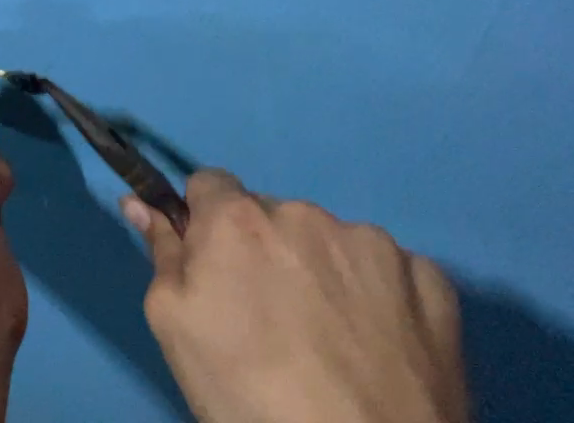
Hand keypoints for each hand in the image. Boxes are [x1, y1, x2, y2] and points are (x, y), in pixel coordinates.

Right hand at [124, 170, 468, 422]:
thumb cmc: (246, 392)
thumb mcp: (174, 323)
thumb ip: (161, 252)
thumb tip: (140, 203)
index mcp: (236, 218)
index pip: (209, 182)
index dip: (206, 220)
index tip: (214, 263)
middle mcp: (304, 214)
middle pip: (270, 212)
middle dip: (263, 247)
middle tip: (267, 313)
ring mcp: (374, 246)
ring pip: (328, 239)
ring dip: (319, 267)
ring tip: (326, 335)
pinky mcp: (433, 283)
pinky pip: (389, 268)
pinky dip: (375, 293)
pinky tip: (372, 341)